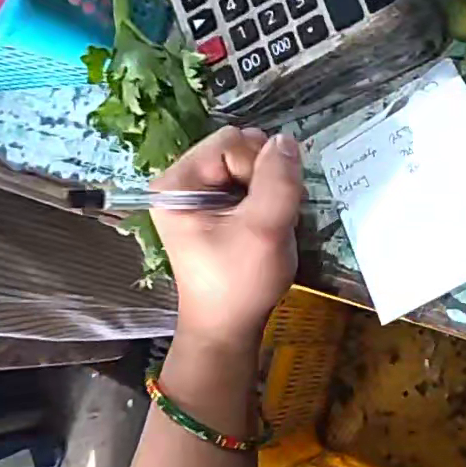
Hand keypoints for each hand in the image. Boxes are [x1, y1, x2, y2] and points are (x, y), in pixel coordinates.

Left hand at [151, 126, 303, 347]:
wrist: (228, 326)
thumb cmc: (240, 281)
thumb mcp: (265, 228)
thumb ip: (279, 180)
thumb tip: (287, 140)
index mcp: (178, 182)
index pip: (232, 142)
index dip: (258, 168)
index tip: (263, 208)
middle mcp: (182, 180)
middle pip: (240, 148)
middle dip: (266, 178)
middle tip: (269, 216)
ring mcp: (197, 194)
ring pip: (250, 165)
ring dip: (270, 190)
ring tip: (268, 223)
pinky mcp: (213, 207)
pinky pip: (249, 183)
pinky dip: (266, 200)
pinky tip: (265, 225)